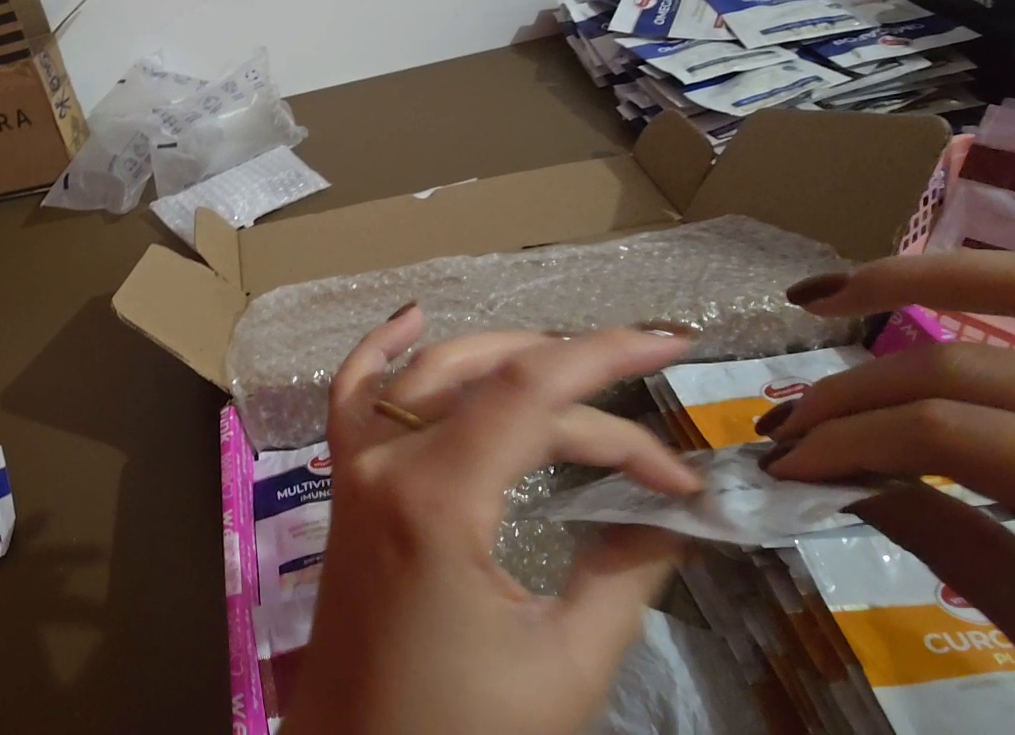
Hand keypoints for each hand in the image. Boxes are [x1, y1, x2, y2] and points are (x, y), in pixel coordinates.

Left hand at [285, 308, 700, 734]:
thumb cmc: (461, 728)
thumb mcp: (565, 662)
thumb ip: (623, 572)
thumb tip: (672, 512)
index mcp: (437, 499)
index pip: (528, 393)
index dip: (604, 358)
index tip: (673, 349)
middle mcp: (383, 461)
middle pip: (489, 384)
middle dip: (578, 394)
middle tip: (652, 458)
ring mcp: (351, 466)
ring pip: (424, 372)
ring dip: (499, 358)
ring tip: (576, 374)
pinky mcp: (342, 483)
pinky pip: (350, 393)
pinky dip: (381, 349)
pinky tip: (415, 320)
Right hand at [762, 250, 1014, 695]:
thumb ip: (960, 551)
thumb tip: (833, 479)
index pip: (952, 435)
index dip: (851, 441)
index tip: (784, 467)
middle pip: (962, 371)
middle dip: (851, 396)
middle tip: (787, 427)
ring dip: (904, 280)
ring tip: (815, 297)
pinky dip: (980, 272)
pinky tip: (900, 278)